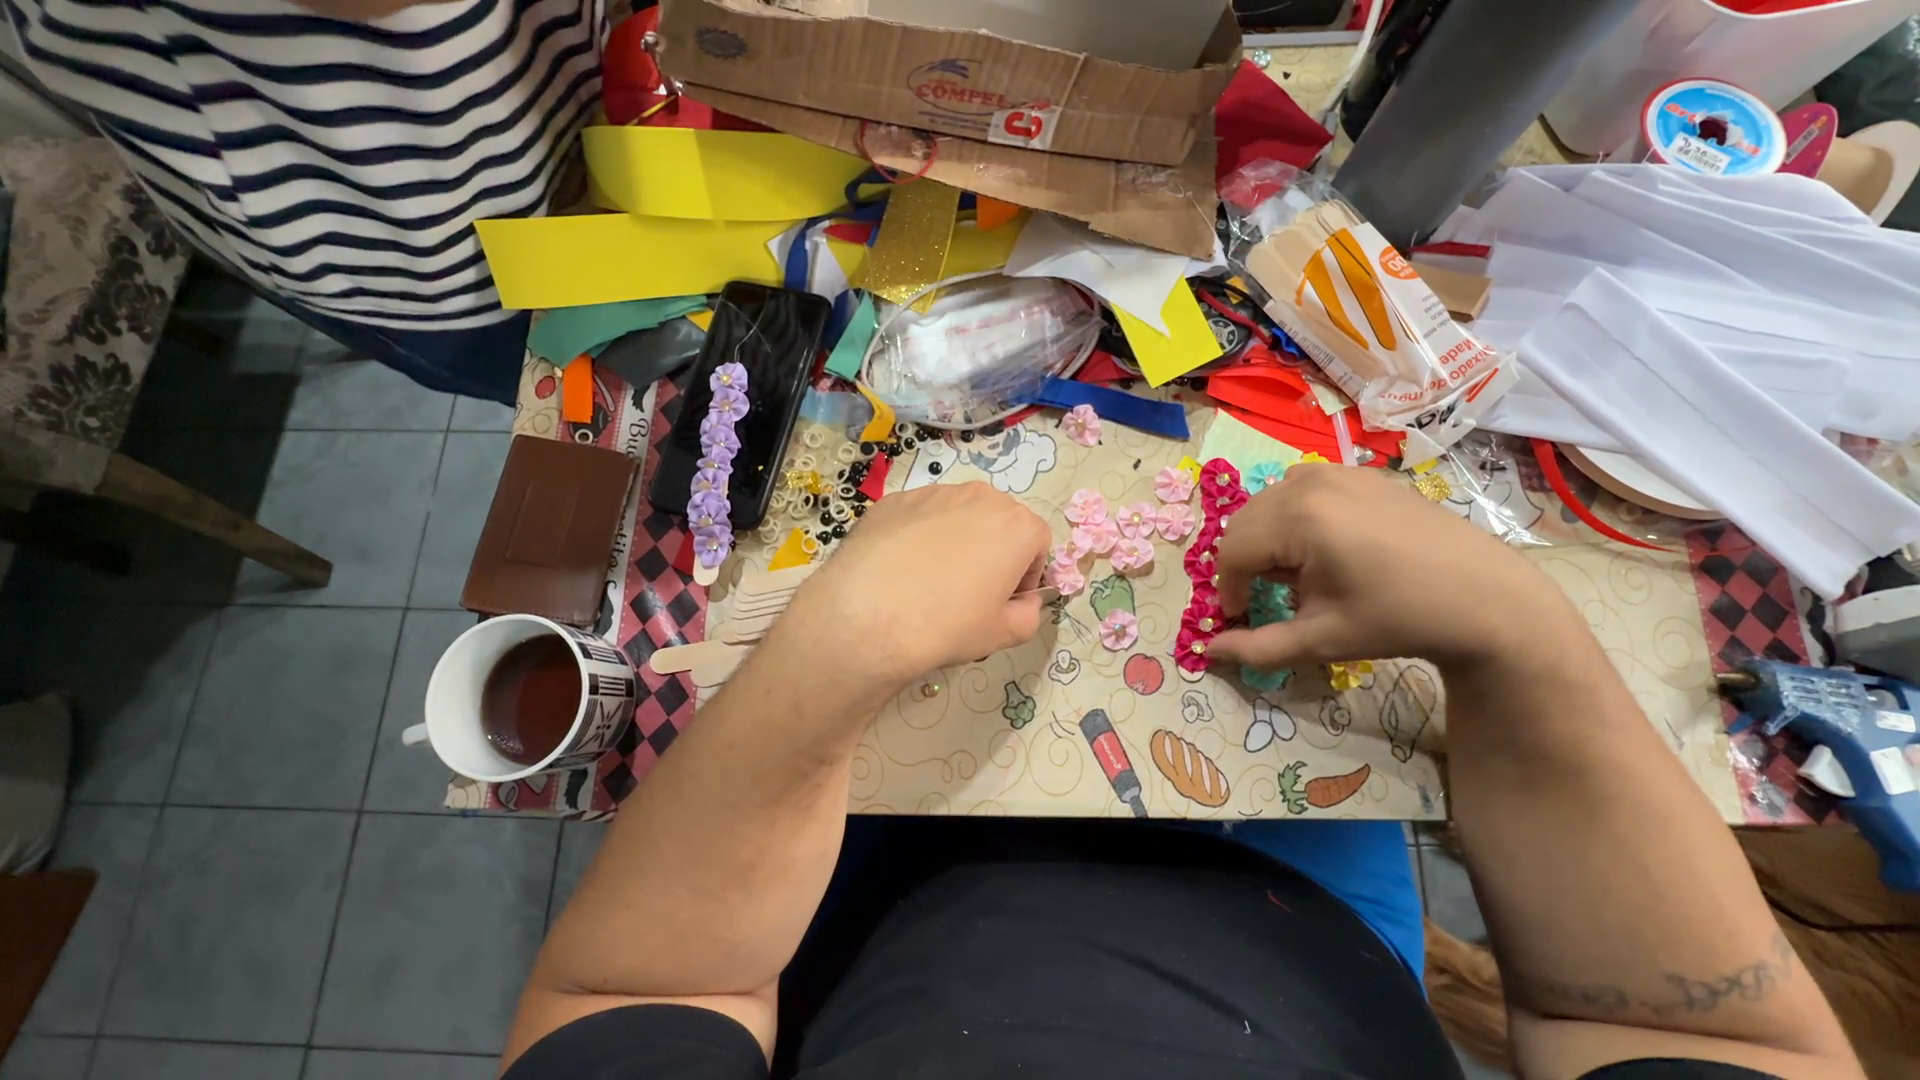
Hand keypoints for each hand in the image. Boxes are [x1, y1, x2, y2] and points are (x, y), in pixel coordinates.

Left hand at [774, 482, 1051, 687]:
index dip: (1026, 574)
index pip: (1038, 542)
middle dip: (993, 551)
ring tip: (930, 581)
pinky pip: (919, 517)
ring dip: (956, 541)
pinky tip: (900, 571)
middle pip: (998, 521)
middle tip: (970, 592)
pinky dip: (918, 538)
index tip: (1005, 601)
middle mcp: (979, 497)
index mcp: (1016, 525)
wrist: (868, 616)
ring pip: (957, 515)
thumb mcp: (1004, 635)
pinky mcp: (893, 500)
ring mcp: (933, 493)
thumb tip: (1024, 602)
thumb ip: (1030, 614)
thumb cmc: (947, 625)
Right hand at [1208, 464, 1582, 672]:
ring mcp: (1337, 472)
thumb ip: (1257, 647)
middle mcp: (1310, 482)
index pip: (1232, 552)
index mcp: (1299, 517)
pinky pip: (1301, 490)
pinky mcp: (1360, 474)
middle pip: (1244, 522)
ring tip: (1294, 575)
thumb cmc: (1399, 619)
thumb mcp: (1321, 640)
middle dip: (1244, 563)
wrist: (1486, 597)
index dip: (1228, 590)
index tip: (1241, 620)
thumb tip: (1208, 651)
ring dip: (1266, 538)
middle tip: (1265, 599)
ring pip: (1268, 503)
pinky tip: (1322, 549)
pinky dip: (1293, 518)